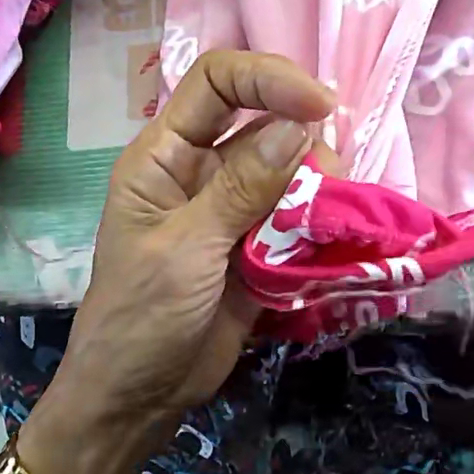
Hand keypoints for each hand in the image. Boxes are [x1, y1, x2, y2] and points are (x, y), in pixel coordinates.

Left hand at [19, 51, 334, 473]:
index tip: (321, 109)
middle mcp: (199, 173)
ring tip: (325, 227)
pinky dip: (320, 224)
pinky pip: (297, 218)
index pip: (216, 82)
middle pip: (264, 125)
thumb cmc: (140, 316)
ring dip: (318, 191)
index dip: (268, 79)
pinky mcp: (256, 248)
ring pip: (289, 172)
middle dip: (304, 145)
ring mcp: (230, 212)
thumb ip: (242, 188)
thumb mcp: (185, 248)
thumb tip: (301, 124)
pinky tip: (334, 243)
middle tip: (328, 189)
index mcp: (163, 157)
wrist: (139, 394)